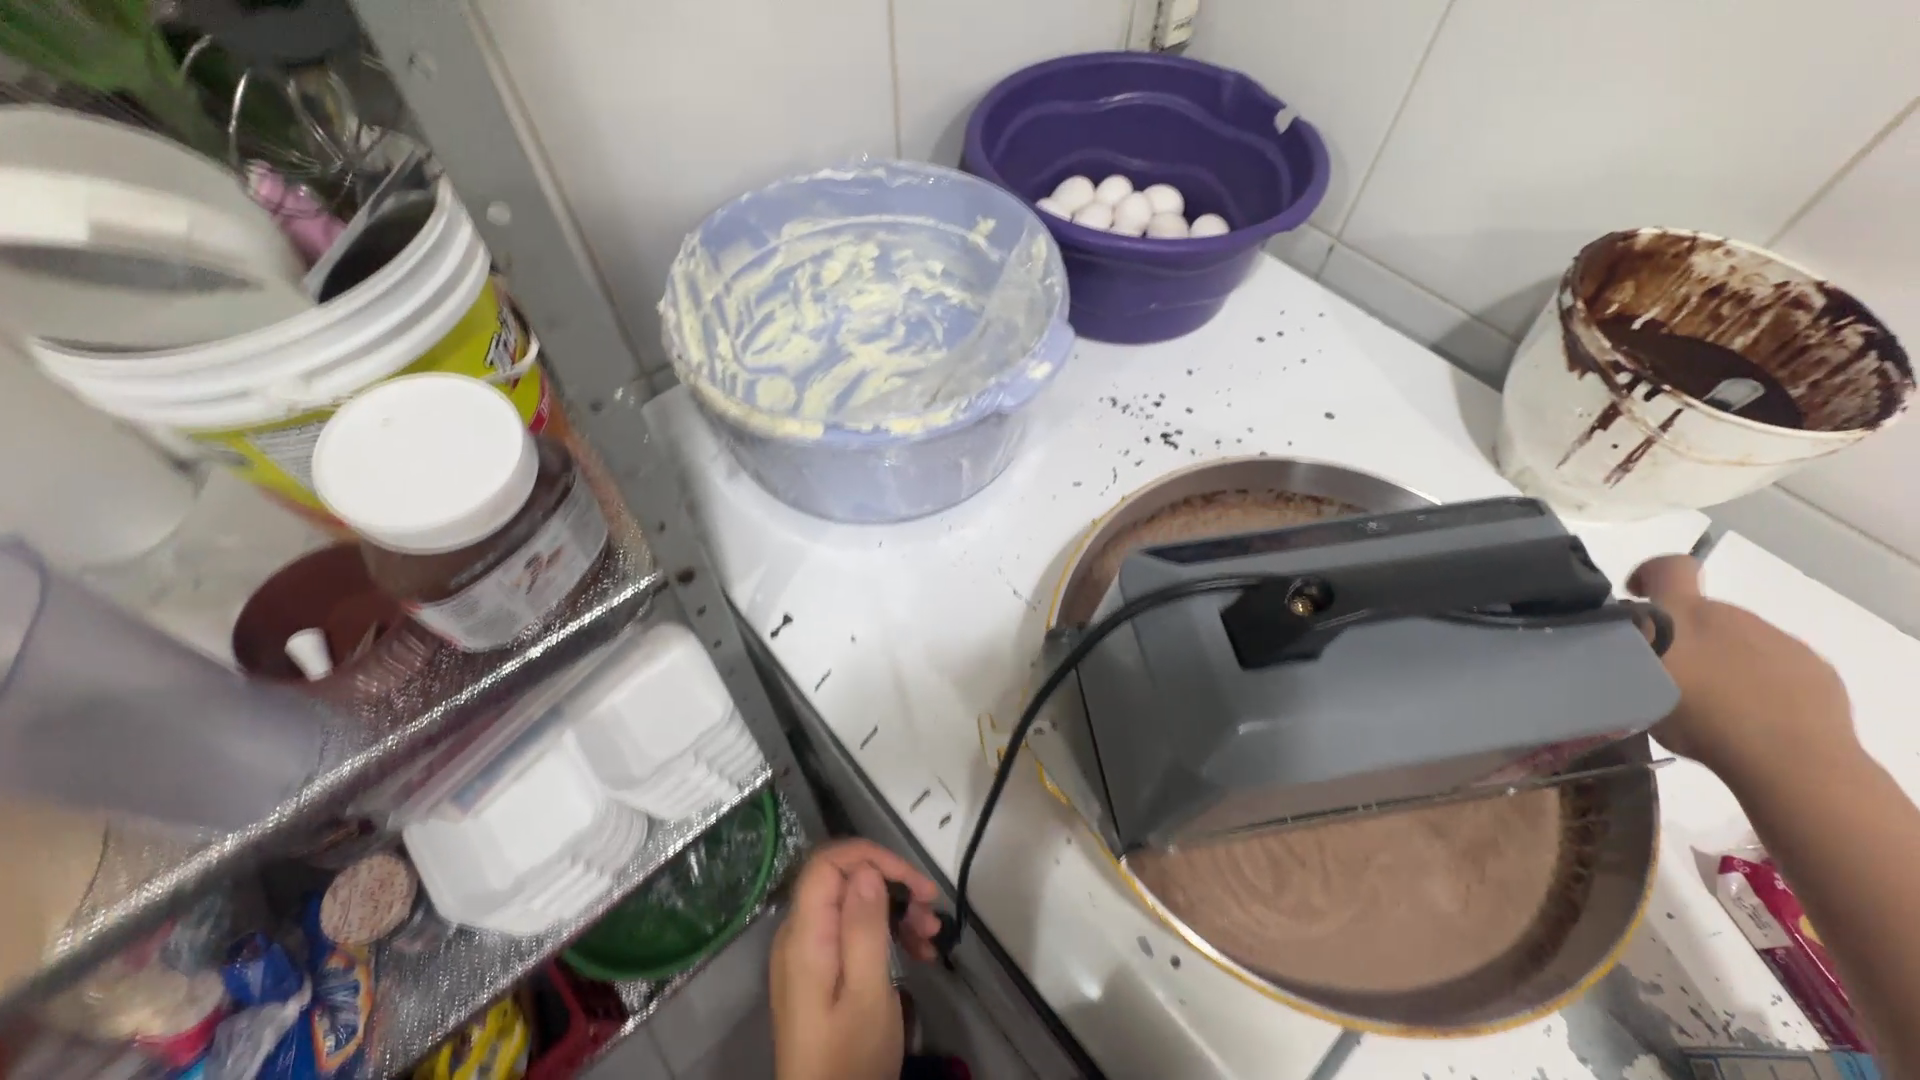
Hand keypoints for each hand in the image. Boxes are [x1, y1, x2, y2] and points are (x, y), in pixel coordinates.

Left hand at [769, 840, 942, 1079]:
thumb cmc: (849, 1059)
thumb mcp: (866, 993)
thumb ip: (864, 927)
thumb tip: (866, 869)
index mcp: (805, 936)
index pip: (828, 863)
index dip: (872, 857)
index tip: (914, 882)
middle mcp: (800, 935)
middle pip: (843, 881)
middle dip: (891, 885)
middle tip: (932, 911)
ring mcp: (808, 954)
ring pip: (852, 905)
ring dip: (895, 911)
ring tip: (931, 938)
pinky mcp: (820, 972)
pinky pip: (852, 933)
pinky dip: (886, 934)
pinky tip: (916, 953)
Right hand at [1630, 555, 1855, 781]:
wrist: (1792, 757)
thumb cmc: (1700, 721)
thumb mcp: (1639, 688)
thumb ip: (1636, 657)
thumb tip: (1636, 647)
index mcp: (1681, 615)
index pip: (1668, 567)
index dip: (1652, 574)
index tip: (1638, 596)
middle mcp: (1729, 616)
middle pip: (1700, 613)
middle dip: (1685, 636)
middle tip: (1674, 675)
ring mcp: (1776, 639)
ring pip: (1737, 639)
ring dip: (1723, 659)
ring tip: (1717, 703)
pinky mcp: (1812, 665)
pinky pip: (1774, 663)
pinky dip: (1760, 679)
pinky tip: (1756, 714)